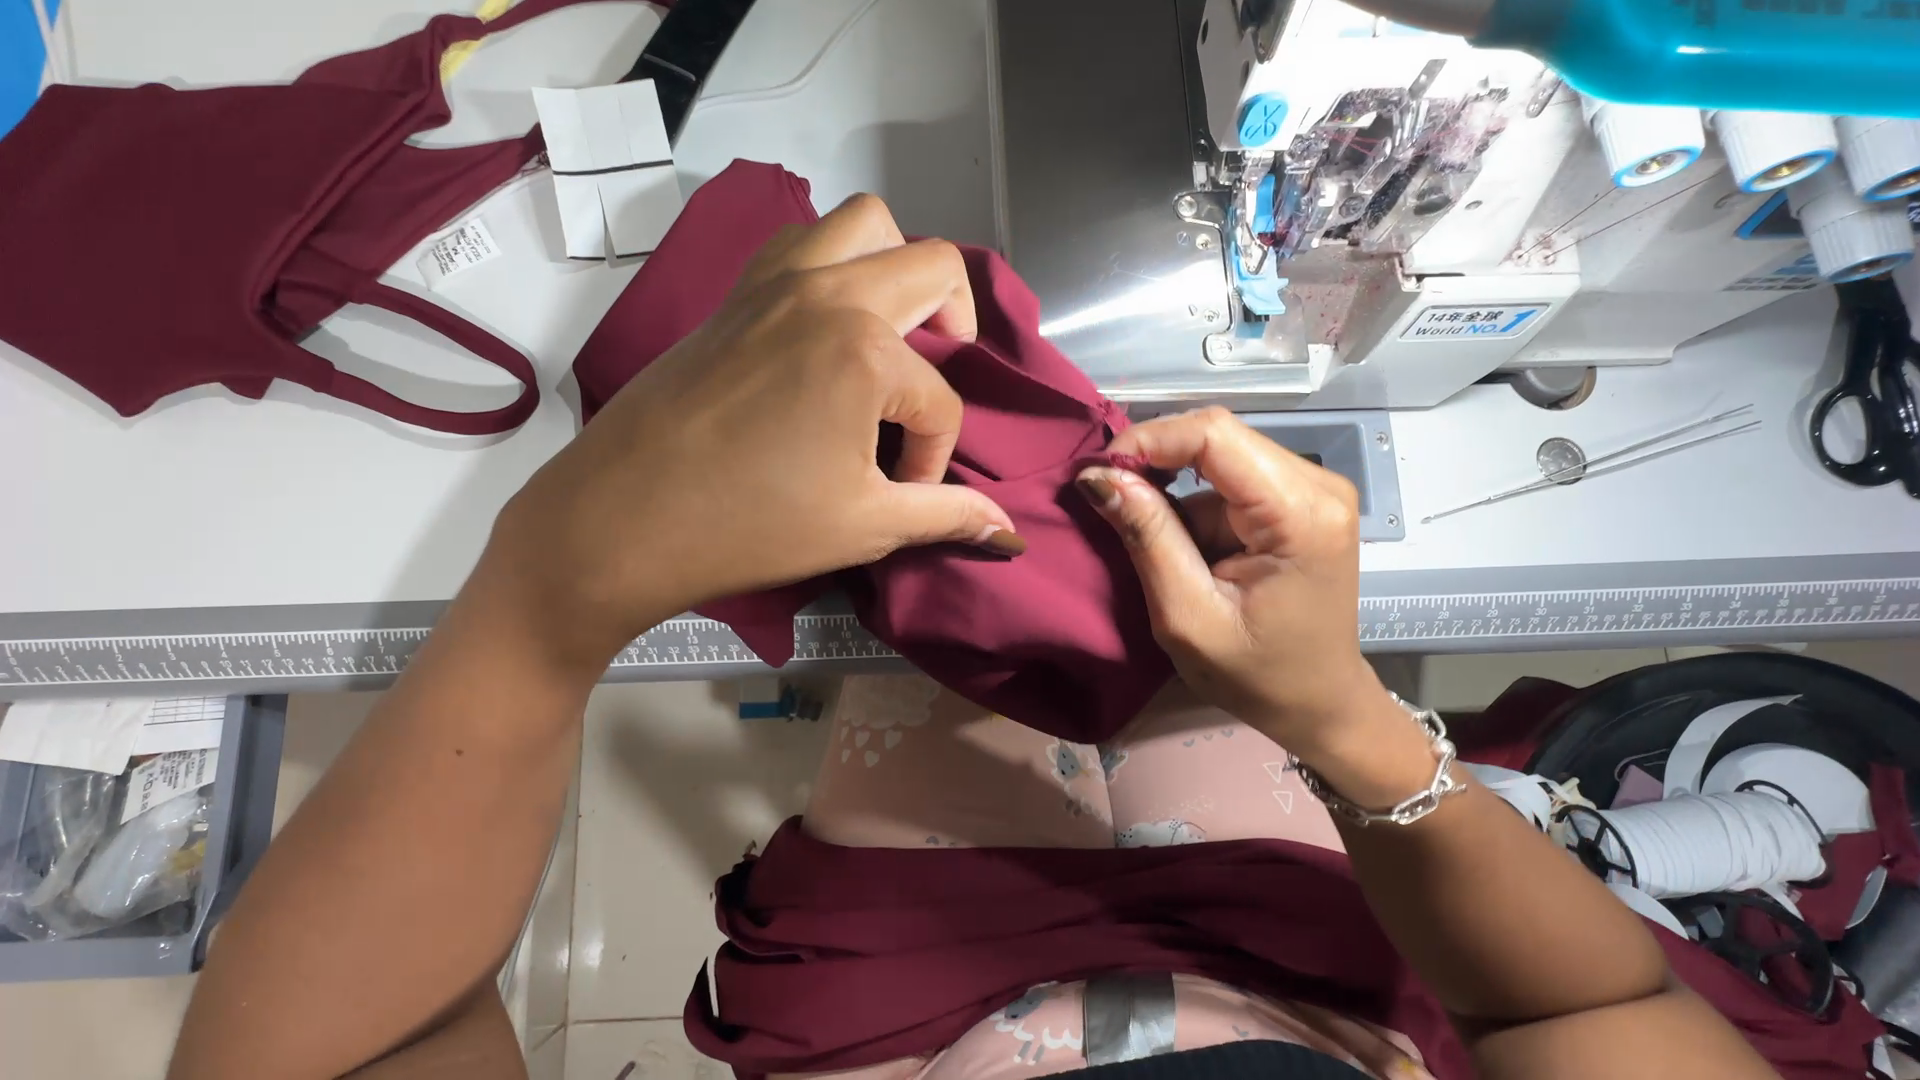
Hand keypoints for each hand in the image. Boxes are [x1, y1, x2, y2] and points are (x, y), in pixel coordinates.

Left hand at [478, 194, 1020, 673]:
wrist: (620, 521)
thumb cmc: (750, 527)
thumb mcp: (865, 526)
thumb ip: (948, 517)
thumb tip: (1009, 535)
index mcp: (865, 351)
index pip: (940, 400)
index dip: (934, 457)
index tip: (902, 493)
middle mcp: (828, 292)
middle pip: (933, 270)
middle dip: (955, 327)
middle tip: (929, 388)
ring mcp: (775, 280)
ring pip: (867, 224)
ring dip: (898, 267)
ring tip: (890, 332)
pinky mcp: (736, 290)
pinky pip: (802, 238)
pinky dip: (835, 260)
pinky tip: (827, 324)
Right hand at [1077, 408, 1386, 751]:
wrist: (1317, 702)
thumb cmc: (1256, 674)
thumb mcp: (1187, 616)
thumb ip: (1148, 538)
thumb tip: (1099, 476)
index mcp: (1301, 514)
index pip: (1215, 436)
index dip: (1149, 440)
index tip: (1099, 474)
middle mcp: (1318, 485)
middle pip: (1218, 438)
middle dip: (1155, 462)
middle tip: (1109, 499)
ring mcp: (1313, 489)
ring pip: (1219, 455)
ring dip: (1172, 488)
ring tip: (1149, 537)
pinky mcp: (1299, 500)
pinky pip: (1230, 477)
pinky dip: (1193, 502)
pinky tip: (1183, 544)